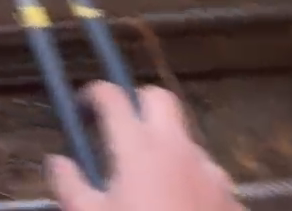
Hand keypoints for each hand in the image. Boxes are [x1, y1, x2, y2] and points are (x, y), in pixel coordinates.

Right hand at [46, 82, 240, 210]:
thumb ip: (69, 184)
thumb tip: (58, 162)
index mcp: (138, 146)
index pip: (111, 95)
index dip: (93, 94)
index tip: (83, 109)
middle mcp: (176, 148)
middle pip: (158, 98)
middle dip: (138, 103)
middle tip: (121, 127)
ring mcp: (211, 174)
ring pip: (186, 140)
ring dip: (167, 148)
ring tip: (153, 182)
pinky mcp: (233, 201)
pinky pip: (208, 177)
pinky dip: (192, 181)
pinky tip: (182, 210)